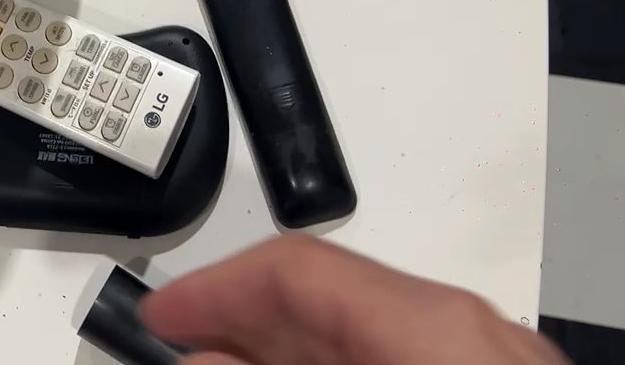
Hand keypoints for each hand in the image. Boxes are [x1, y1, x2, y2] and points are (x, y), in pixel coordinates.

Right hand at [141, 235, 566, 364]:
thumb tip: (200, 360)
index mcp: (433, 330)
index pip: (294, 270)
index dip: (214, 289)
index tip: (158, 319)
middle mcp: (466, 338)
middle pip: (322, 303)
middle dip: (243, 333)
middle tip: (184, 358)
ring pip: (354, 343)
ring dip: (284, 362)